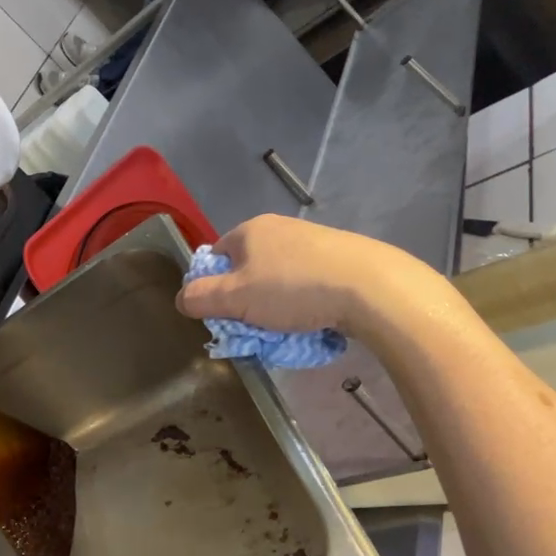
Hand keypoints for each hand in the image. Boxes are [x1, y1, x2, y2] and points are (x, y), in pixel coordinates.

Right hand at [177, 215, 443, 336]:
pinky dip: (306, 302)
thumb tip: (182, 299)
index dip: (213, 287)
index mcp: (249, 230)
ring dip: (277, 305)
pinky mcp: (343, 256)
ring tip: (288, 328)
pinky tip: (316, 319)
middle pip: (247, 269)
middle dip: (247, 300)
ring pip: (279, 279)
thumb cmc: (292, 289)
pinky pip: (309, 283)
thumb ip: (198, 298)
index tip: (225, 313)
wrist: (373, 288)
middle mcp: (280, 228)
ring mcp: (314, 240)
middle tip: (255, 326)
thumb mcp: (233, 299)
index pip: (215, 257)